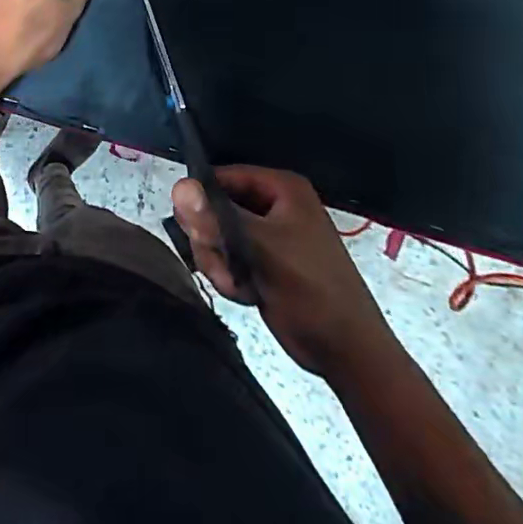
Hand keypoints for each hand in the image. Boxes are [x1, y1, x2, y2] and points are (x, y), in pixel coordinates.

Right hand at [172, 165, 396, 377]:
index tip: (187, 225)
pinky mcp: (262, 264)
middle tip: (223, 264)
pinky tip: (246, 294)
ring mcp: (267, 236)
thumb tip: (178, 186)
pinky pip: (228, 260)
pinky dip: (230, 278)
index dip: (203, 197)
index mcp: (282, 188)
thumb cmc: (310, 288)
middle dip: (214, 241)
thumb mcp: (261, 248)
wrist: (344, 348)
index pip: (225, 176)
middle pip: (217, 208)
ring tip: (238, 284)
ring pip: (218, 238)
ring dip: (221, 264)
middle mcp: (274, 206)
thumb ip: (217, 218)